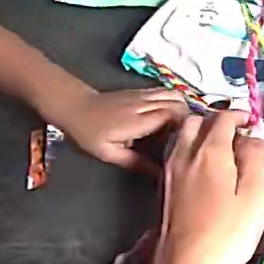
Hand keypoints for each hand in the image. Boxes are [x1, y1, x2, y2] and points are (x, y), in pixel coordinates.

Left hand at [54, 88, 192, 173]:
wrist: (72, 105)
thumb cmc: (87, 132)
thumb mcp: (108, 153)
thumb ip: (136, 162)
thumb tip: (160, 173)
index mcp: (137, 121)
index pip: (173, 115)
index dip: (187, 125)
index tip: (190, 139)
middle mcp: (144, 105)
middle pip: (179, 103)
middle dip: (189, 117)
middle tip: (189, 135)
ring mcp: (143, 95)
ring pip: (175, 94)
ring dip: (184, 107)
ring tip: (183, 124)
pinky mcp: (141, 91)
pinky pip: (167, 91)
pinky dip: (176, 101)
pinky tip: (173, 114)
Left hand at [150, 111, 263, 263]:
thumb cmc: (227, 234)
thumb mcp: (254, 194)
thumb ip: (255, 158)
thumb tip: (254, 134)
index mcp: (210, 151)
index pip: (223, 117)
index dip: (241, 115)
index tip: (254, 123)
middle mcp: (185, 154)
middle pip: (197, 120)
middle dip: (218, 120)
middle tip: (239, 133)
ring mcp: (170, 171)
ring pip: (183, 135)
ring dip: (202, 133)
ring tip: (223, 148)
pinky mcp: (163, 188)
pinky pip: (177, 153)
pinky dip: (192, 149)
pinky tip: (206, 168)